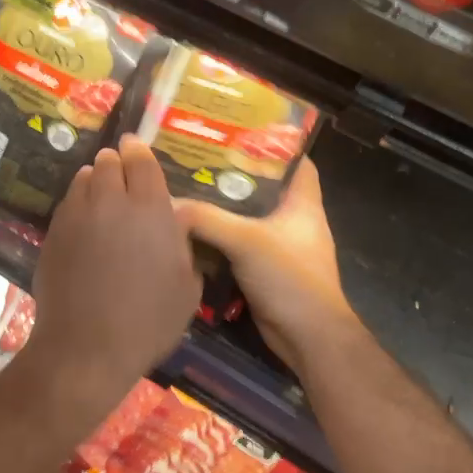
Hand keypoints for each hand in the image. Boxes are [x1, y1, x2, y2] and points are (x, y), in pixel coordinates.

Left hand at [27, 136, 200, 412]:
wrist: (86, 346)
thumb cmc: (148, 322)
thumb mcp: (186, 288)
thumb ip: (181, 245)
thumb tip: (175, 219)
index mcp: (150, 209)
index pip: (142, 162)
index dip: (138, 151)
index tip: (134, 146)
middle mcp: (111, 202)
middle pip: (109, 163)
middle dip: (115, 163)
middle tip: (119, 169)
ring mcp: (75, 215)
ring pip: (84, 180)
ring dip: (94, 180)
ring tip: (100, 192)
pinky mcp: (52, 233)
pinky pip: (67, 204)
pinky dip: (77, 202)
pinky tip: (83, 219)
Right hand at [174, 159, 362, 374]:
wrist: (307, 338)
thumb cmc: (290, 279)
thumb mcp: (245, 241)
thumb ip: (205, 219)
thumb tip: (165, 204)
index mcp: (302, 204)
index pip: (296, 162)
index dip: (272, 145)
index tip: (237, 134)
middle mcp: (292, 222)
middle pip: (260, 190)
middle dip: (229, 178)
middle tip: (193, 162)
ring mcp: (277, 248)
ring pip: (243, 220)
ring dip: (217, 211)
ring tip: (182, 192)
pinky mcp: (262, 272)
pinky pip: (233, 247)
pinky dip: (213, 240)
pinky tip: (185, 232)